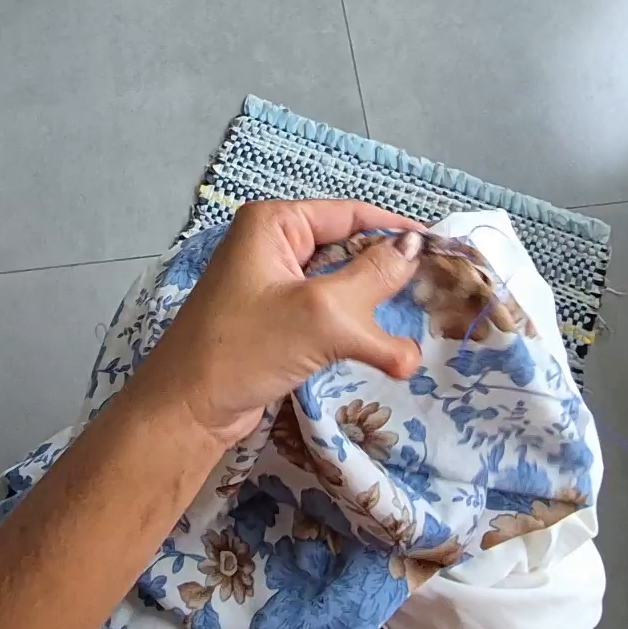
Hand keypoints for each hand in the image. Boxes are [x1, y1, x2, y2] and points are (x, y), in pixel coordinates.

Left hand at [121, 200, 427, 449]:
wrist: (186, 413)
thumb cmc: (244, 348)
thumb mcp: (317, 312)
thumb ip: (371, 280)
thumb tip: (414, 251)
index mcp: (274, 224)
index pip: (348, 215)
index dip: (395, 231)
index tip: (441, 250)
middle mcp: (274, 246)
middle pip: (347, 250)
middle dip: (386, 275)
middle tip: (436, 293)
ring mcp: (275, 286)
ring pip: (340, 287)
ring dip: (374, 309)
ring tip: (418, 325)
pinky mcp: (278, 323)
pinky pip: (328, 315)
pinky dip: (356, 330)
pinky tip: (388, 352)